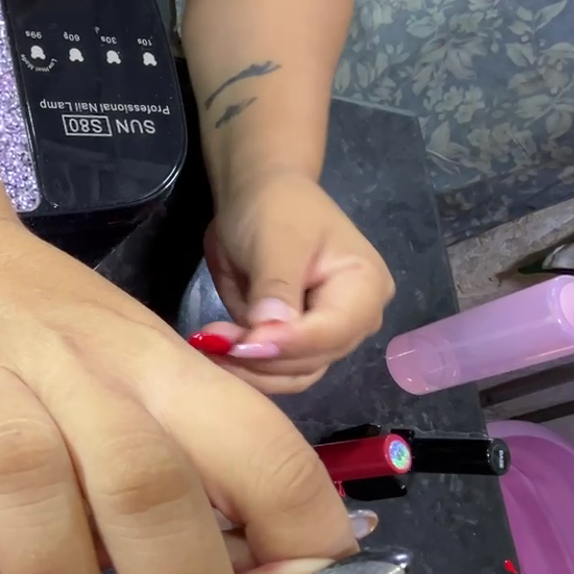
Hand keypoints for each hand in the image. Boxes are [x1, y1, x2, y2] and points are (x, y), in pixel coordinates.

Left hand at [194, 168, 393, 392]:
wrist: (258, 198)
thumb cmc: (274, 209)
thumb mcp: (276, 240)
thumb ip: (276, 287)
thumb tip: (271, 332)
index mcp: (364, 288)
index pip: (331, 333)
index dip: (285, 344)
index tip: (240, 344)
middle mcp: (353, 319)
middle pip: (311, 361)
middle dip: (260, 357)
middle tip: (211, 340)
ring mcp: (324, 335)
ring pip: (291, 375)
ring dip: (248, 369)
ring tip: (209, 344)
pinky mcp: (294, 342)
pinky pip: (273, 370)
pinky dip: (244, 367)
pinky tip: (215, 351)